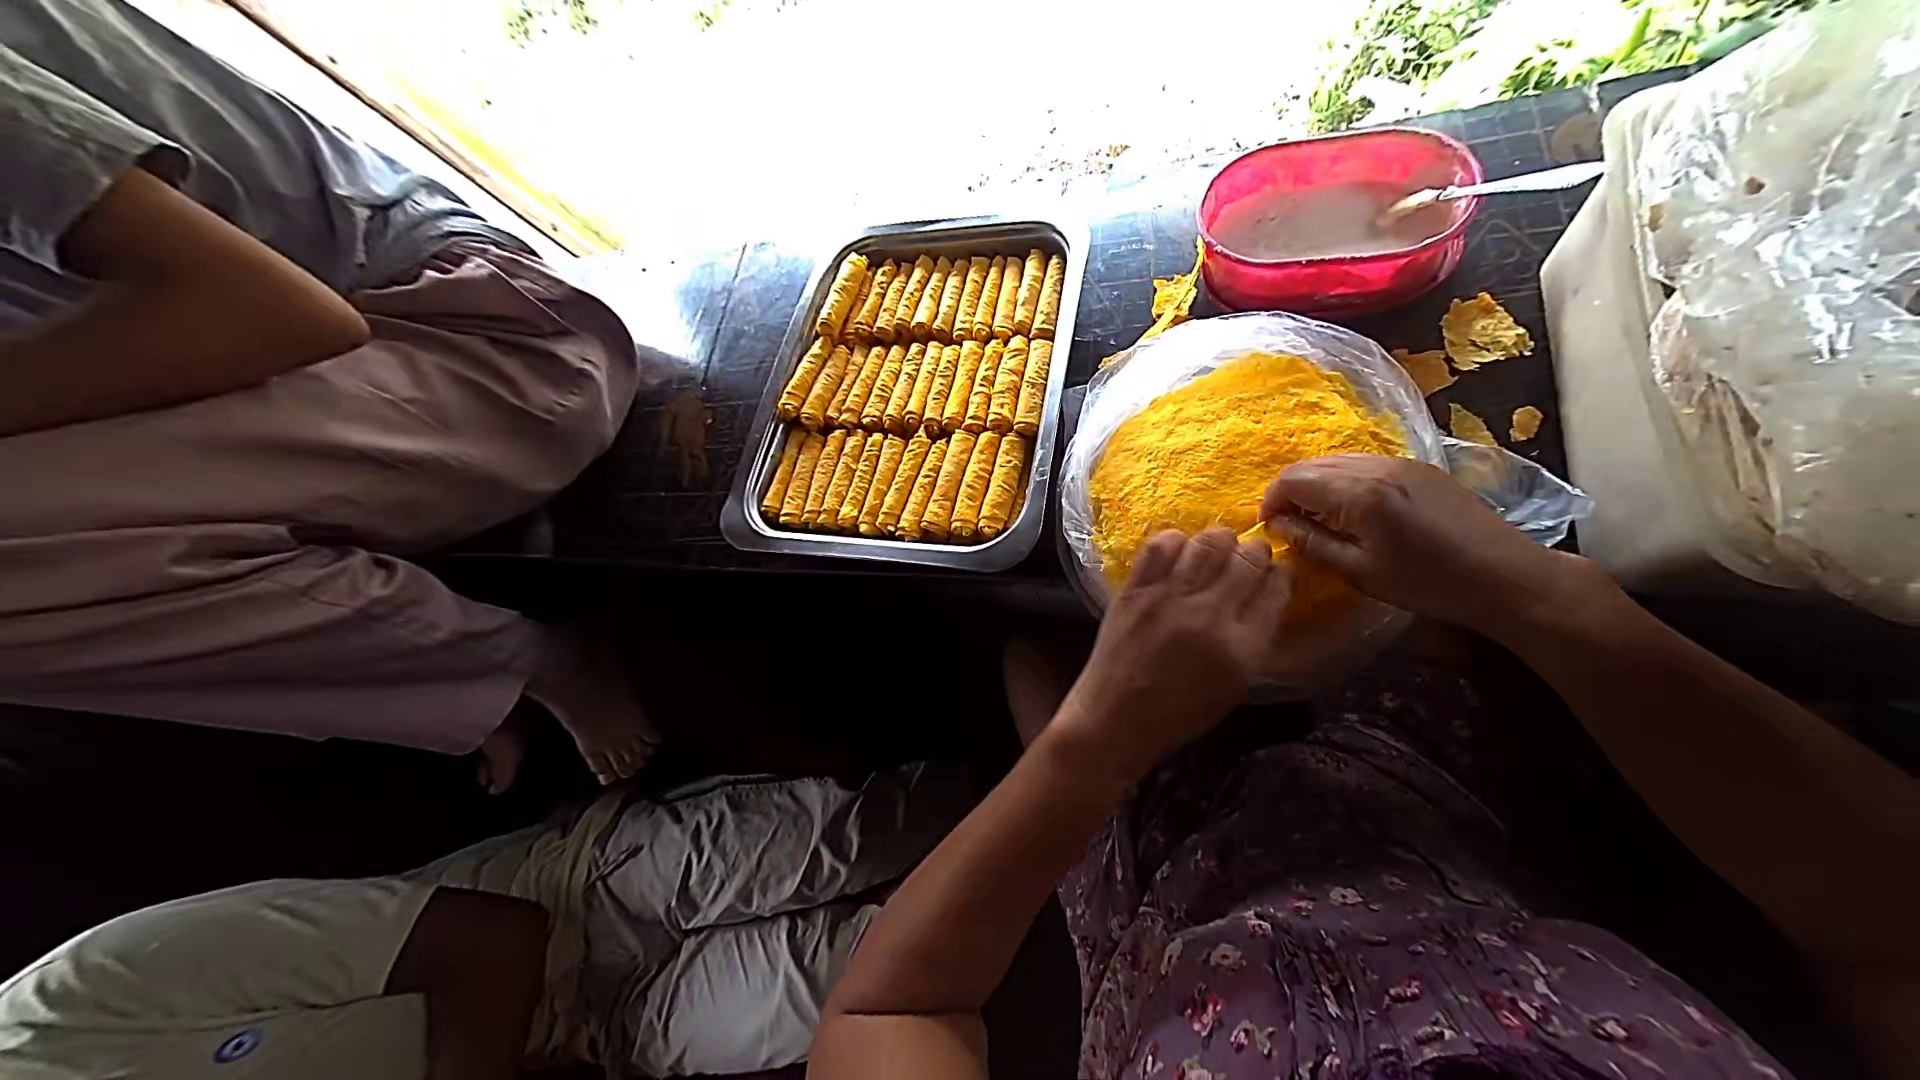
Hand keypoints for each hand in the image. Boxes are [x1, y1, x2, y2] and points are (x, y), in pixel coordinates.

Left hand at [1054, 527, 1288, 769]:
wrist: (1115, 716)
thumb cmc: (1177, 712)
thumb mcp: (1232, 685)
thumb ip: (1251, 640)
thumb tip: (1261, 598)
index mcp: (1242, 647)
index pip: (1276, 591)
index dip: (1280, 575)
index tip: (1274, 572)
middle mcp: (1209, 615)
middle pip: (1247, 559)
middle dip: (1256, 550)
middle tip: (1248, 554)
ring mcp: (1169, 598)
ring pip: (1208, 543)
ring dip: (1220, 539)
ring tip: (1218, 546)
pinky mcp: (1135, 590)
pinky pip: (1160, 546)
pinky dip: (1175, 541)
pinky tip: (1179, 549)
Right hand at [1260, 455, 1599, 633]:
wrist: (1504, 576)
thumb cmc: (1427, 582)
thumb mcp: (1358, 571)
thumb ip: (1311, 542)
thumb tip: (1277, 524)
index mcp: (1359, 493)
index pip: (1292, 479)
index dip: (1271, 501)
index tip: (1270, 527)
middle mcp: (1376, 466)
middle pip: (1311, 464)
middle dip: (1289, 491)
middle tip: (1288, 524)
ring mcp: (1400, 462)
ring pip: (1335, 461)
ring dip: (1315, 485)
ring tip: (1317, 518)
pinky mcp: (1417, 467)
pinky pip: (1362, 464)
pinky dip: (1341, 481)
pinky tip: (1350, 510)